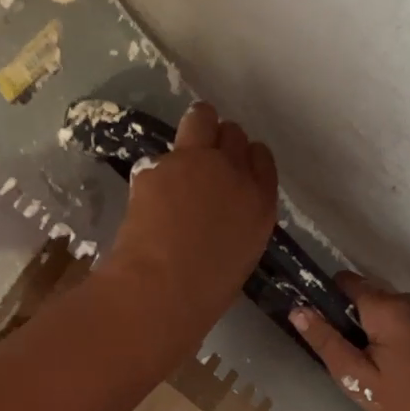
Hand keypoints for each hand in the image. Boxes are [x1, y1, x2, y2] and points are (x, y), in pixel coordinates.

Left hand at [98, 103, 278, 338]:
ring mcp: (197, 163)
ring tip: (181, 153)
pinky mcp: (160, 165)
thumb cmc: (204, 292)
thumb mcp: (239, 256)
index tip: (233, 169)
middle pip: (234, 135)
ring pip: (202, 118)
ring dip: (195, 128)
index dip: (245, 159)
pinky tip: (148, 196)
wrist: (162, 289)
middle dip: (220, 143)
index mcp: (260, 203)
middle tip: (203, 164)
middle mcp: (235, 174)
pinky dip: (156, 171)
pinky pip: (160, 156)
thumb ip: (237, 224)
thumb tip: (219, 217)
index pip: (261, 159)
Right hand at [288, 273, 409, 410]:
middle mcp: (403, 301)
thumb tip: (297, 310)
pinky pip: (391, 319)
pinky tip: (378, 363)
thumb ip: (325, 340)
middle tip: (337, 353)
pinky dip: (378, 333)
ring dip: (361, 327)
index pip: (344, 281)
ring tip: (357, 362)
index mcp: (384, 307)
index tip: (316, 324)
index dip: (325, 297)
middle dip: (344, 316)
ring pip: (376, 308)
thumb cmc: (402, 399)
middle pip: (361, 294)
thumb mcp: (355, 374)